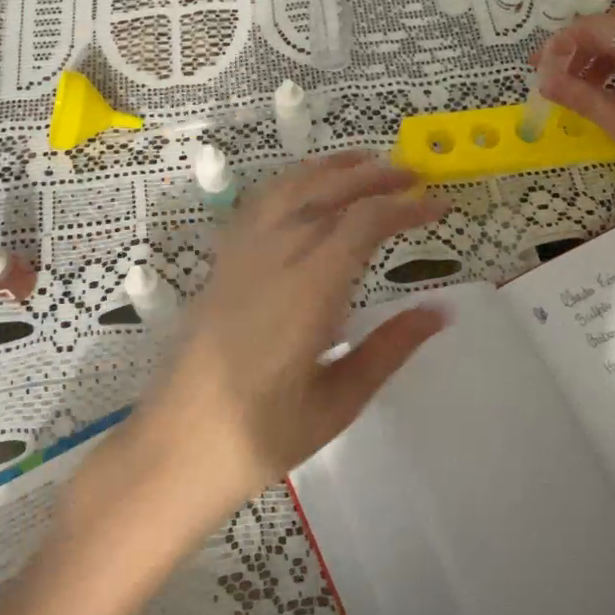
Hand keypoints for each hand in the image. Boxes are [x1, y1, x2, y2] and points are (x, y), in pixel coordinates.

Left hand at [126, 152, 448, 510]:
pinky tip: (303, 190)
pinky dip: (289, 184)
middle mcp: (271, 260)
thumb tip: (441, 310)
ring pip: (287, 189)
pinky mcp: (219, 267)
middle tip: (413, 175)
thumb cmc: (261, 437)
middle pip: (325, 193)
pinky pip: (256, 206)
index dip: (405, 207)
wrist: (174, 451)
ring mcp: (238, 258)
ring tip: (364, 162)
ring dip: (329, 169)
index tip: (439, 206)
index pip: (362, 224)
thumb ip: (390, 348)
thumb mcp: (338, 402)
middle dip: (373, 177)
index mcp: (307, 292)